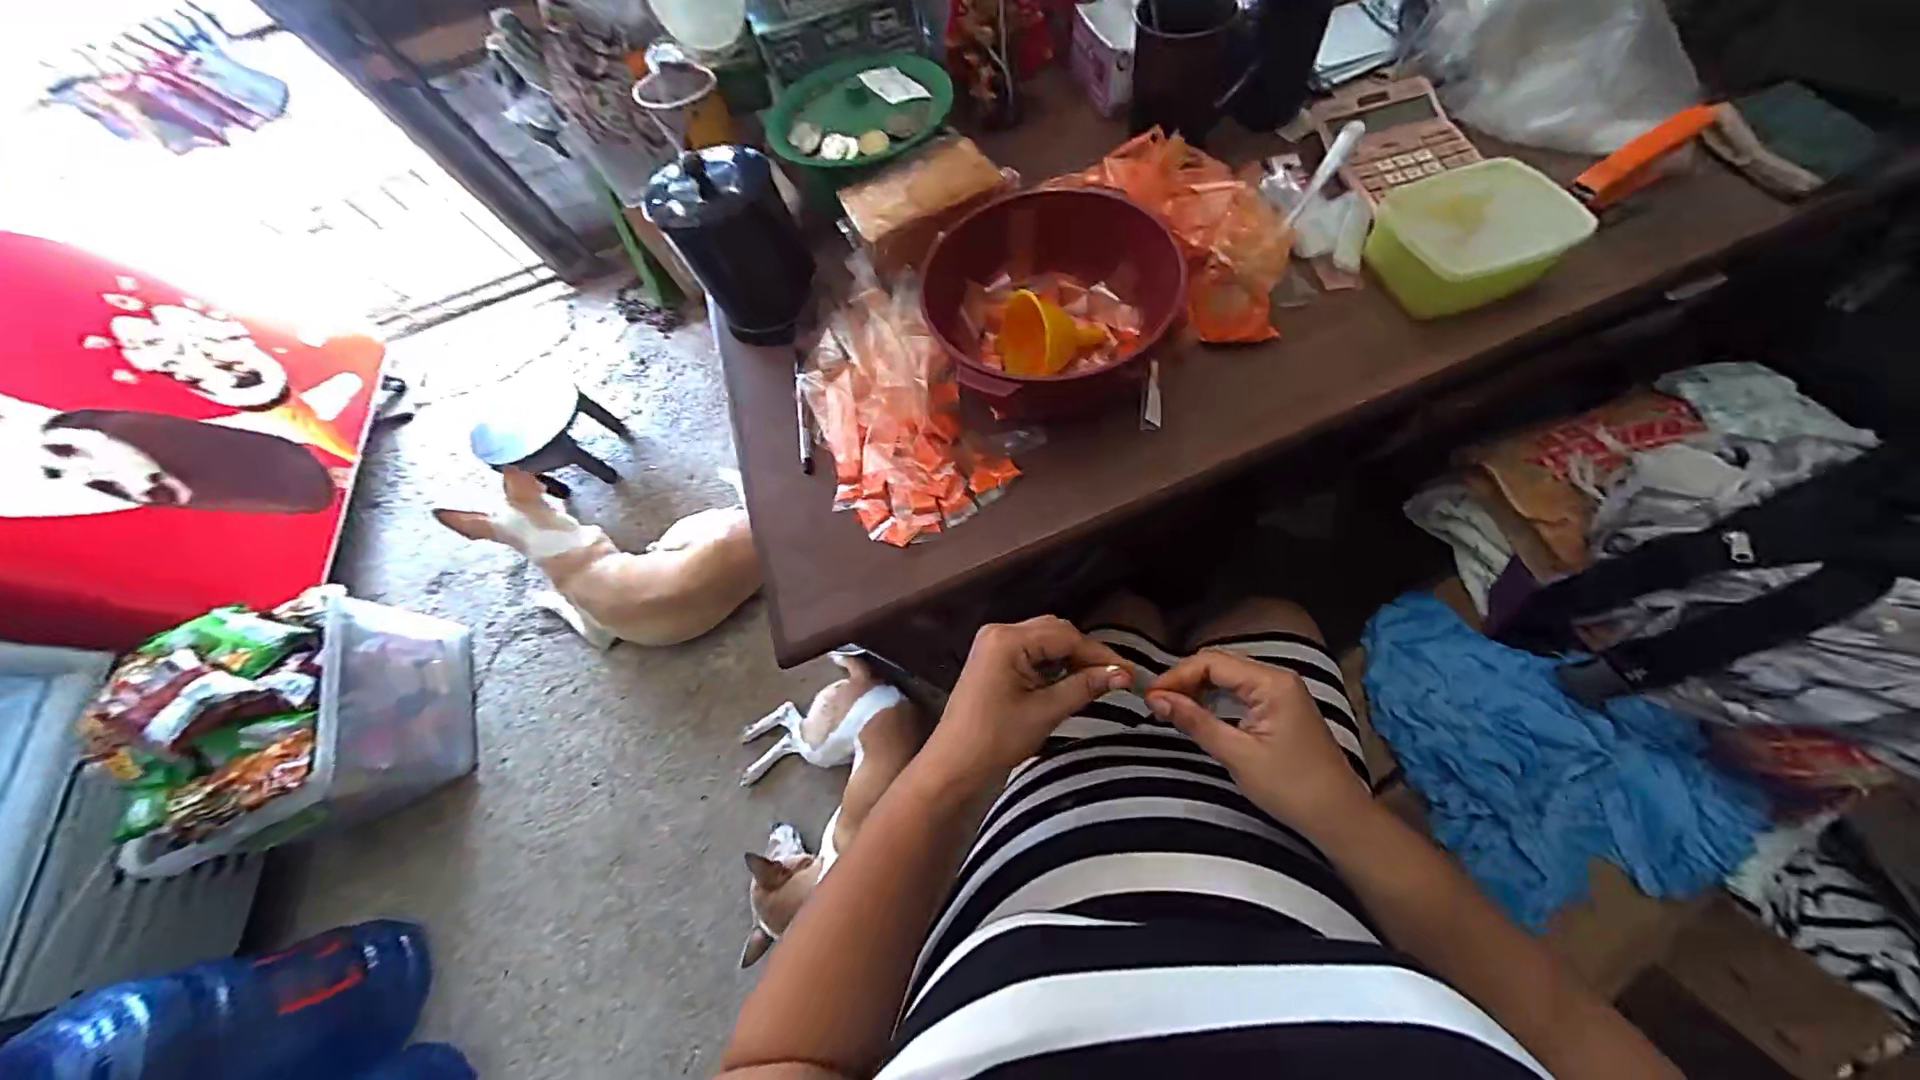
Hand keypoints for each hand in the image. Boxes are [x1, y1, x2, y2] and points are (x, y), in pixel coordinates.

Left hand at [924, 617, 1132, 788]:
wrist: (955, 764)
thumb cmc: (995, 739)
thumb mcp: (1045, 712)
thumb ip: (1084, 686)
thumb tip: (1123, 674)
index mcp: (1007, 640)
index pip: (1066, 636)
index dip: (1100, 654)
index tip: (1129, 672)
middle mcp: (998, 632)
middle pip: (1055, 631)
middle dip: (1086, 653)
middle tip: (1115, 677)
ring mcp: (992, 643)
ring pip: (1045, 639)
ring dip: (1070, 656)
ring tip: (1096, 681)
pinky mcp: (992, 657)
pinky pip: (1031, 650)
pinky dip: (1052, 662)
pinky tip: (1069, 680)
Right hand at [1145, 649, 1370, 835]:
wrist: (1340, 818)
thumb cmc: (1290, 787)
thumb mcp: (1236, 754)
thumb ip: (1194, 720)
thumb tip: (1155, 699)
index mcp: (1271, 682)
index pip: (1211, 662)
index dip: (1176, 676)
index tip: (1149, 696)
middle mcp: (1277, 677)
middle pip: (1218, 662)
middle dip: (1184, 679)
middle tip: (1156, 701)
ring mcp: (1281, 690)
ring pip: (1227, 674)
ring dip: (1197, 686)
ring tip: (1170, 705)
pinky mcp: (1280, 704)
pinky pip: (1238, 688)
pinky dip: (1214, 695)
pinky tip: (1197, 709)